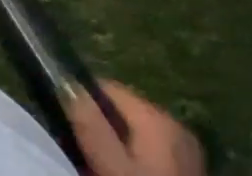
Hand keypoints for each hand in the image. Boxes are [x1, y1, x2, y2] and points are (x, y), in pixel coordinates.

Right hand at [66, 81, 206, 175]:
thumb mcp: (111, 167)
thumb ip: (90, 125)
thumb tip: (66, 85)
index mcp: (157, 118)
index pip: (106, 87)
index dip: (80, 101)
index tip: (65, 124)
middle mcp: (175, 125)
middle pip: (120, 110)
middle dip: (98, 125)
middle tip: (82, 152)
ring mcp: (185, 149)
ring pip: (133, 131)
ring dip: (113, 144)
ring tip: (100, 167)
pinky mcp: (186, 169)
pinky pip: (149, 150)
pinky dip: (131, 158)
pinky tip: (122, 174)